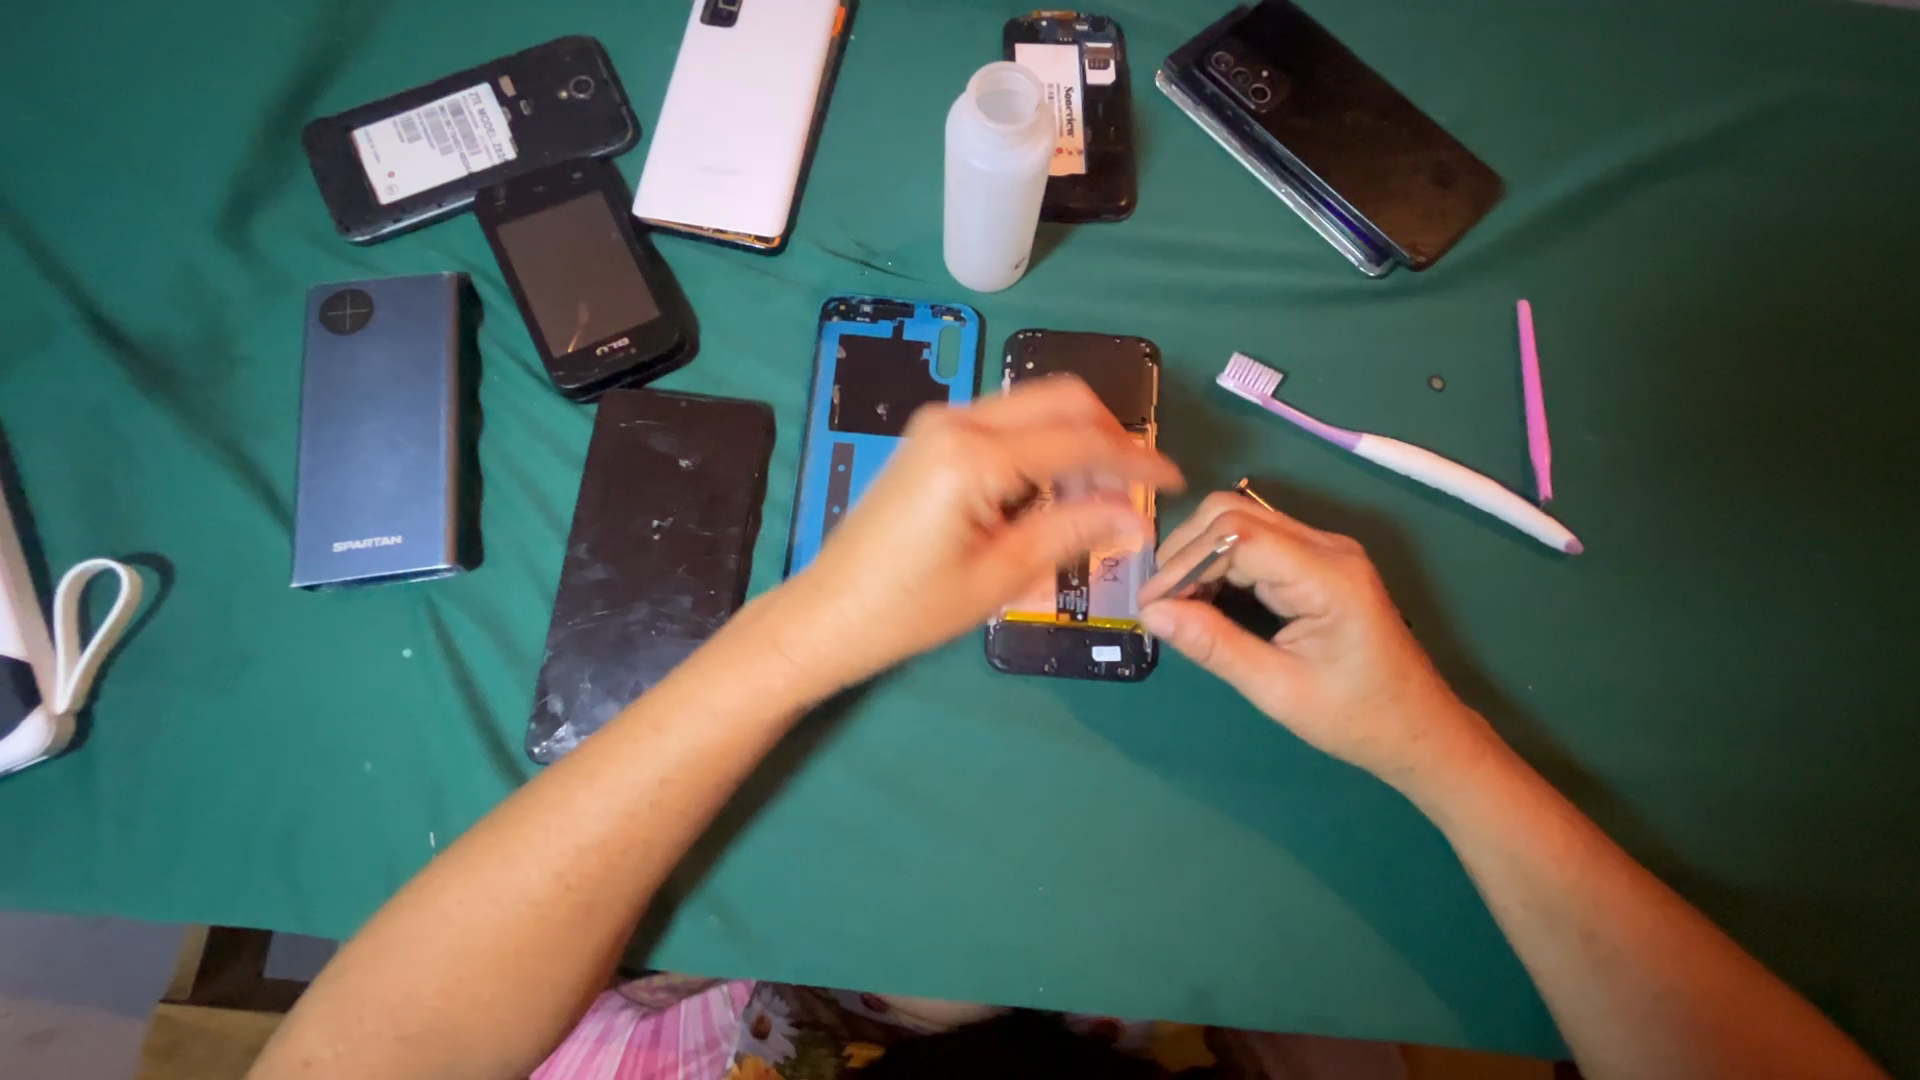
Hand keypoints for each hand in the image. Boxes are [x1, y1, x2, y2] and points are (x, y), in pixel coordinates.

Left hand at [770, 376, 1182, 690]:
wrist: (830, 613)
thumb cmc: (910, 608)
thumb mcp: (1000, 577)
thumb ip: (1072, 533)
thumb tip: (1137, 518)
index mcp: (974, 455)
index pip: (1078, 440)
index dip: (1134, 459)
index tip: (1172, 480)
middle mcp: (956, 420)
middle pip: (1059, 399)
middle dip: (1109, 435)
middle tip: (1139, 483)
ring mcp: (939, 424)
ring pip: (1032, 407)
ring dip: (1074, 440)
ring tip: (1099, 497)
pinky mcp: (932, 439)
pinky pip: (1005, 424)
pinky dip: (1041, 447)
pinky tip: (1051, 492)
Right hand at [1138, 493, 1496, 794]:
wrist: (1420, 730)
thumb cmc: (1356, 718)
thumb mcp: (1277, 690)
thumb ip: (1214, 646)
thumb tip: (1151, 613)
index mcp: (1327, 576)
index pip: (1236, 536)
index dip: (1183, 563)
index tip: (1150, 605)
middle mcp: (1327, 547)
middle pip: (1232, 513)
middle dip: (1184, 552)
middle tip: (1160, 603)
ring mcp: (1324, 548)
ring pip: (1239, 519)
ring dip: (1197, 553)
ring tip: (1177, 602)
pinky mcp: (1316, 560)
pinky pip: (1253, 539)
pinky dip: (1217, 560)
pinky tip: (1204, 598)